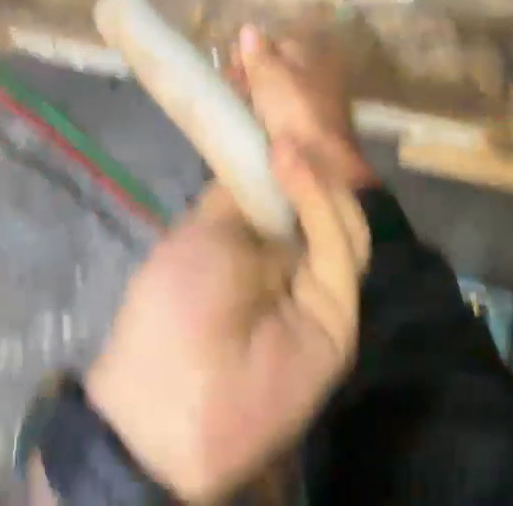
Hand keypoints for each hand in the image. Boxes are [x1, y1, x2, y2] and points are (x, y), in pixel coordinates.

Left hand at [83, 142, 371, 501]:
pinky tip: (295, 166)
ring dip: (318, 176)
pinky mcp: (340, 314)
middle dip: (312, 161)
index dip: (290, 158)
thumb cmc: (171, 304)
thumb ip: (239, 194)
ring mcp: (319, 291)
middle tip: (294, 120)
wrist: (172, 398)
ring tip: (289, 142)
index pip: (290, 196)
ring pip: (342, 224)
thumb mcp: (199, 231)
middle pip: (323, 206)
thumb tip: (265, 157)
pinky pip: (340, 252)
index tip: (280, 114)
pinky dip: (321, 202)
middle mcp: (292, 266)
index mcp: (255, 249)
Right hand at [229, 24, 376, 189]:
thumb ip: (258, 53)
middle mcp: (313, 84)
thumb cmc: (295, 109)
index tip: (232, 56)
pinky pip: (269, 120)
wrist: (314, 165)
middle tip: (225, 79)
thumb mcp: (272, 74)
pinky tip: (235, 120)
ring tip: (225, 99)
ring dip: (249, 96)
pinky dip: (253, 118)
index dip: (256, 48)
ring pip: (271, 96)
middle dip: (249, 73)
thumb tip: (249, 29)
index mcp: (314, 62)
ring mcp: (305, 113)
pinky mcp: (294, 139)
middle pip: (276, 71)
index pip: (282, 44)